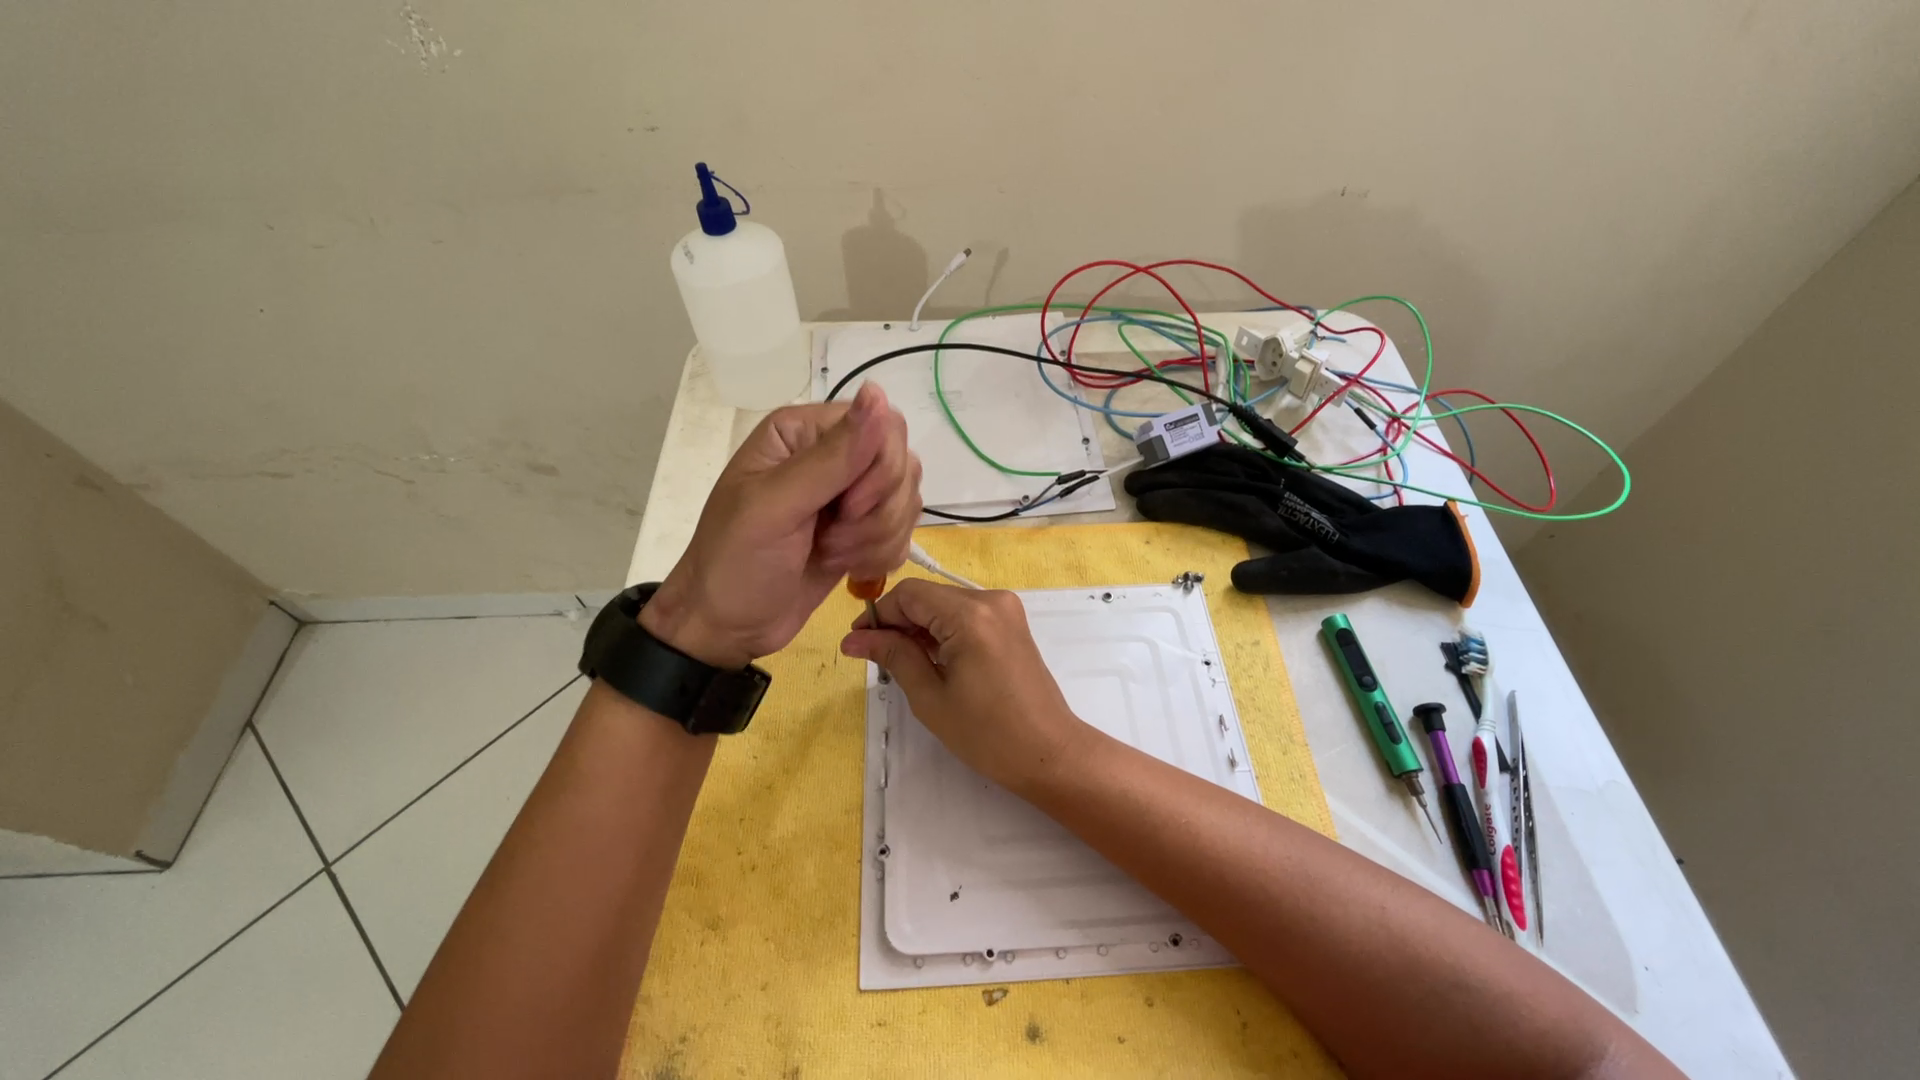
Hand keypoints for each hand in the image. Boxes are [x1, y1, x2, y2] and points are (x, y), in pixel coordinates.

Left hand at [643, 382, 921, 667]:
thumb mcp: (776, 506)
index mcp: (805, 431)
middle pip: (903, 465)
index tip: (846, 509)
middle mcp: (833, 454)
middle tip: (829, 539)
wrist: (728, 626)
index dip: (877, 473)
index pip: (884, 428)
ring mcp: (851, 494)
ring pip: (909, 501)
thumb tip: (877, 394)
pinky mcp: (864, 530)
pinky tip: (847, 569)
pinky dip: (882, 556)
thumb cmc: (736, 562)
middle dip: (876, 514)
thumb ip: (831, 456)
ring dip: (876, 540)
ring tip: (830, 556)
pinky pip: (905, 531)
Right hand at [839, 579, 1094, 793]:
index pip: (910, 594)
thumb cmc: (987, 734)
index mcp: (971, 615)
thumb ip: (894, 656)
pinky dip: (942, 631)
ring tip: (898, 663)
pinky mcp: (1012, 624)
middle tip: (873, 657)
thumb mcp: (931, 697)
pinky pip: (966, 615)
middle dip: (897, 621)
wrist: (1049, 753)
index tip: (857, 643)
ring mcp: (1006, 610)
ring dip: (919, 627)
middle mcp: (991, 600)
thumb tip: (854, 639)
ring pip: (945, 604)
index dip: (879, 614)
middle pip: (928, 596)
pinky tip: (929, 659)